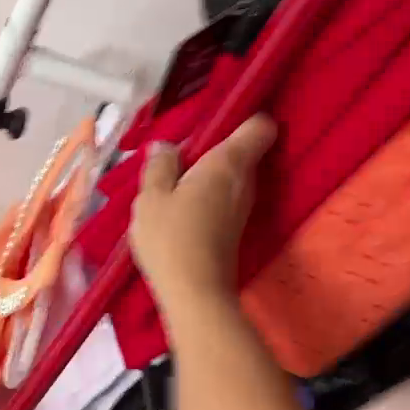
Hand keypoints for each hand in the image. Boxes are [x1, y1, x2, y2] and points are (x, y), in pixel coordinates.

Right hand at [129, 114, 276, 307]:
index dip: (240, 118)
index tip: (210, 123)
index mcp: (227, 163)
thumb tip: (166, 144)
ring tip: (171, 185)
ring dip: (205, 174)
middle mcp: (245, 179)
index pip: (258, 125)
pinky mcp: (235, 226)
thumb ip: (158, 166)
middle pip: (240, 150)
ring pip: (230, 175)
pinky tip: (179, 209)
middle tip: (174, 159)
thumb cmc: (170, 238)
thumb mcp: (151, 198)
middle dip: (211, 149)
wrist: (194, 291)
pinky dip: (206, 195)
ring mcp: (244, 205)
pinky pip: (224, 195)